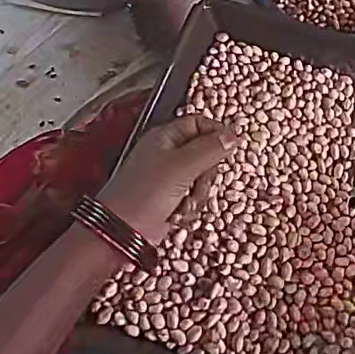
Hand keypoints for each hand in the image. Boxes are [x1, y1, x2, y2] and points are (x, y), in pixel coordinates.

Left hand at [95, 115, 232, 240]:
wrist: (123, 230)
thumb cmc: (144, 193)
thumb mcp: (182, 166)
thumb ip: (209, 149)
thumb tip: (232, 136)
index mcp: (165, 137)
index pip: (198, 123)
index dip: (216, 133)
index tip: (231, 146)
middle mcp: (167, 154)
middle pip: (206, 154)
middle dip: (207, 173)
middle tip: (199, 181)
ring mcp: (169, 178)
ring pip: (202, 179)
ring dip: (198, 194)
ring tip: (184, 203)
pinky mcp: (171, 199)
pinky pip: (194, 198)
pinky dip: (190, 207)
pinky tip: (177, 214)